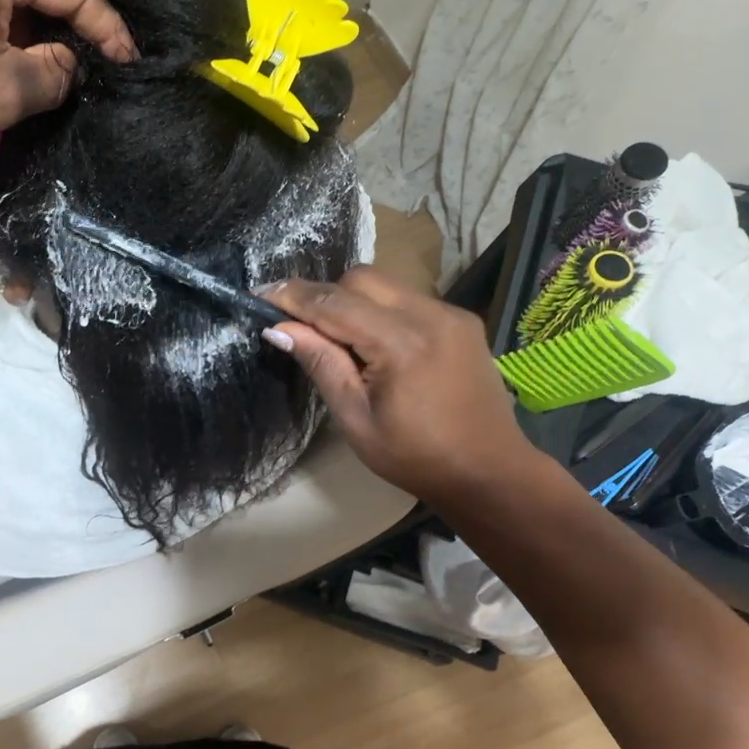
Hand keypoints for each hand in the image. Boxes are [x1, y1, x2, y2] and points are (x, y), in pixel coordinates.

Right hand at [262, 268, 541, 501]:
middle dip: (324, 295)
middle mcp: (430, 315)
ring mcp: (451, 314)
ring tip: (334, 338)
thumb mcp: (355, 418)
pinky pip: (408, 299)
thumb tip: (279, 328)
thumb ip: (321, 364)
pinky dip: (380, 311)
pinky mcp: (461, 321)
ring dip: (352, 301)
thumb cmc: (414, 457)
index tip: (260, 294)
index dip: (293, 296)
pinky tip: (372, 344)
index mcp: (401, 343)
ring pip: (386, 284)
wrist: (488, 469)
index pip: (334, 303)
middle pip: (361, 278)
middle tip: (298, 324)